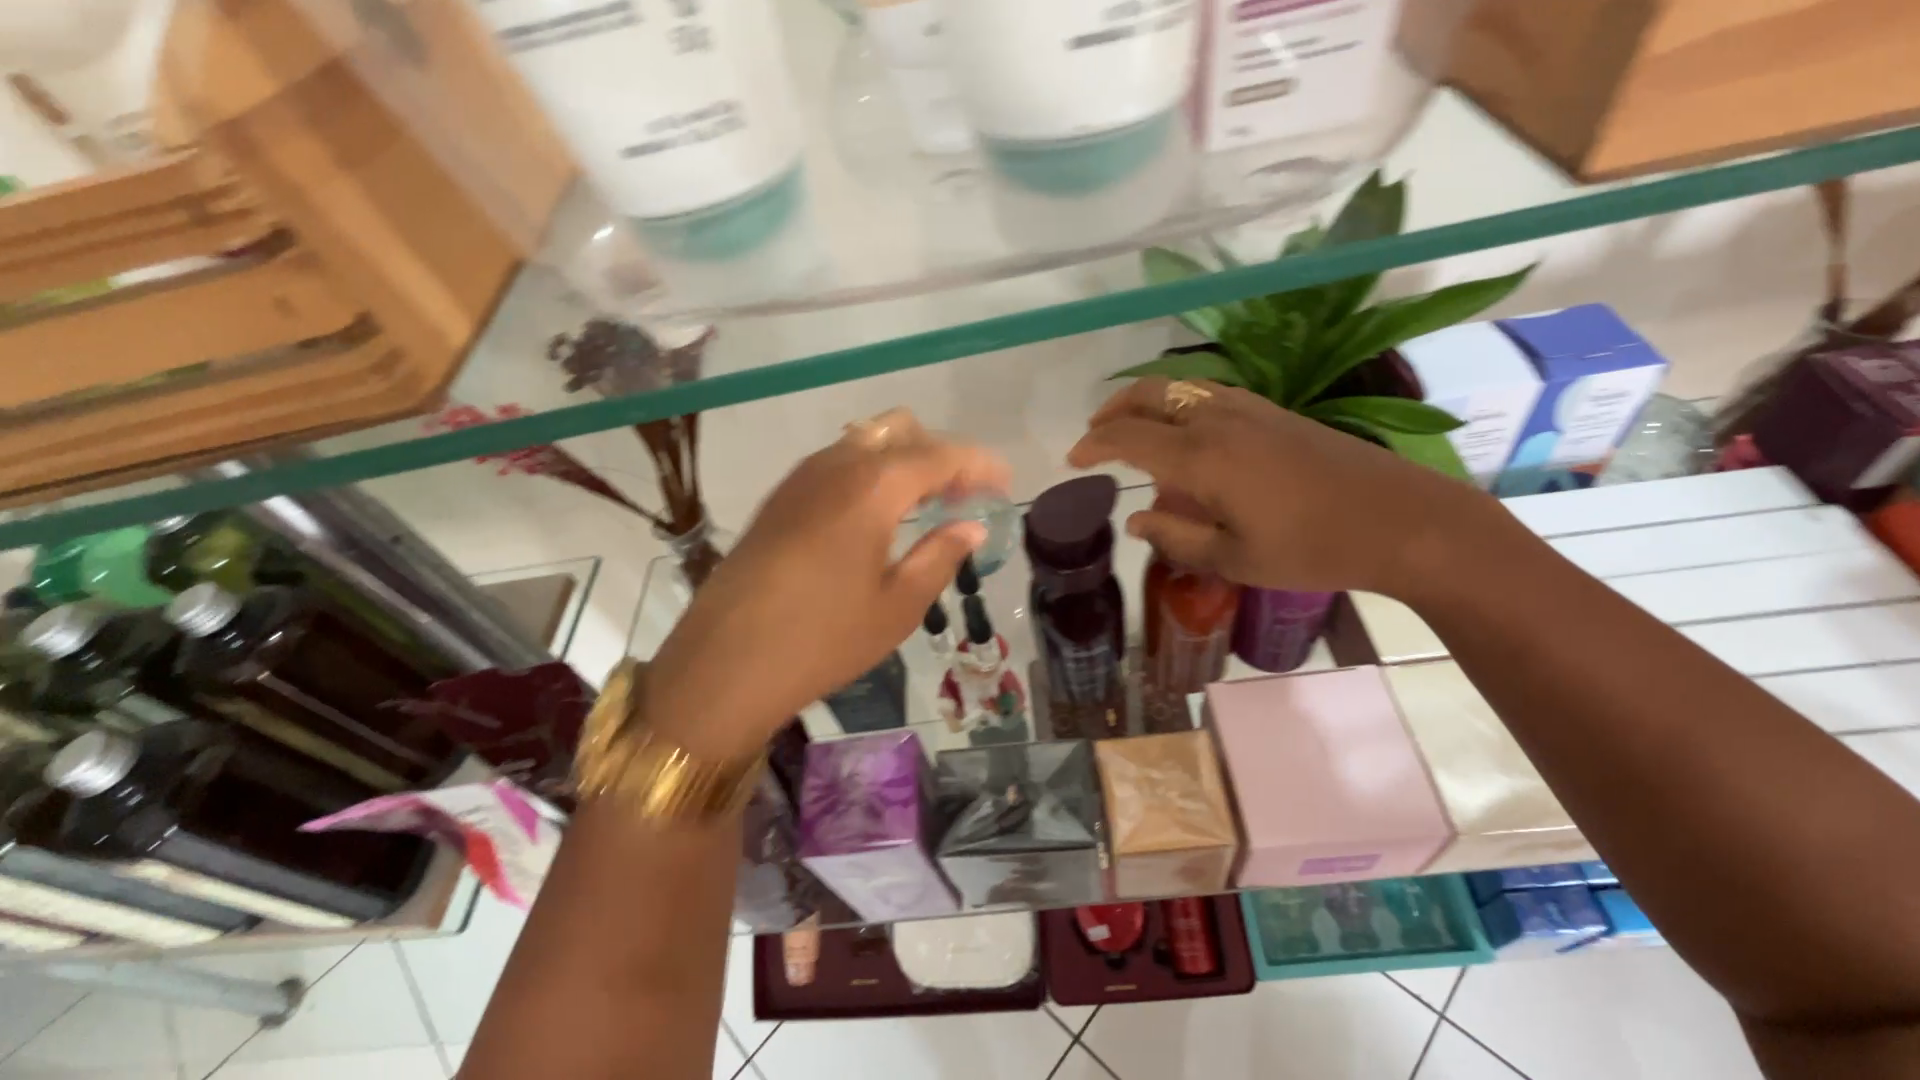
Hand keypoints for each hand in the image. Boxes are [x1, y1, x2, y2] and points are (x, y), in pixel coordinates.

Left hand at [645, 409, 1010, 760]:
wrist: (724, 662)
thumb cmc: (823, 639)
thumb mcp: (897, 607)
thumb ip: (939, 556)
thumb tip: (970, 527)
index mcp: (873, 486)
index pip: (939, 455)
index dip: (978, 464)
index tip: (1005, 482)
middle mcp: (836, 465)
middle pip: (899, 430)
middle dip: (939, 453)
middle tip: (964, 493)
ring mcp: (800, 478)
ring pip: (863, 442)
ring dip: (901, 459)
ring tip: (925, 502)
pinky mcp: (778, 499)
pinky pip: (835, 463)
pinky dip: (867, 472)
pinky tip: (876, 513)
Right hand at [1068, 378, 1500, 598]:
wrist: (1399, 519)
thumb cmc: (1313, 549)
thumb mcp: (1235, 560)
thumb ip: (1176, 537)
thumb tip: (1135, 520)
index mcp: (1202, 458)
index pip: (1129, 438)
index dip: (1095, 445)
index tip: (1073, 459)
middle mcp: (1219, 420)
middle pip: (1150, 395)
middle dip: (1112, 410)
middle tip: (1093, 435)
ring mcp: (1250, 409)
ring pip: (1180, 388)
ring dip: (1145, 402)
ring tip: (1131, 428)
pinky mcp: (1274, 411)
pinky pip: (1208, 394)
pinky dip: (1178, 404)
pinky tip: (1184, 431)